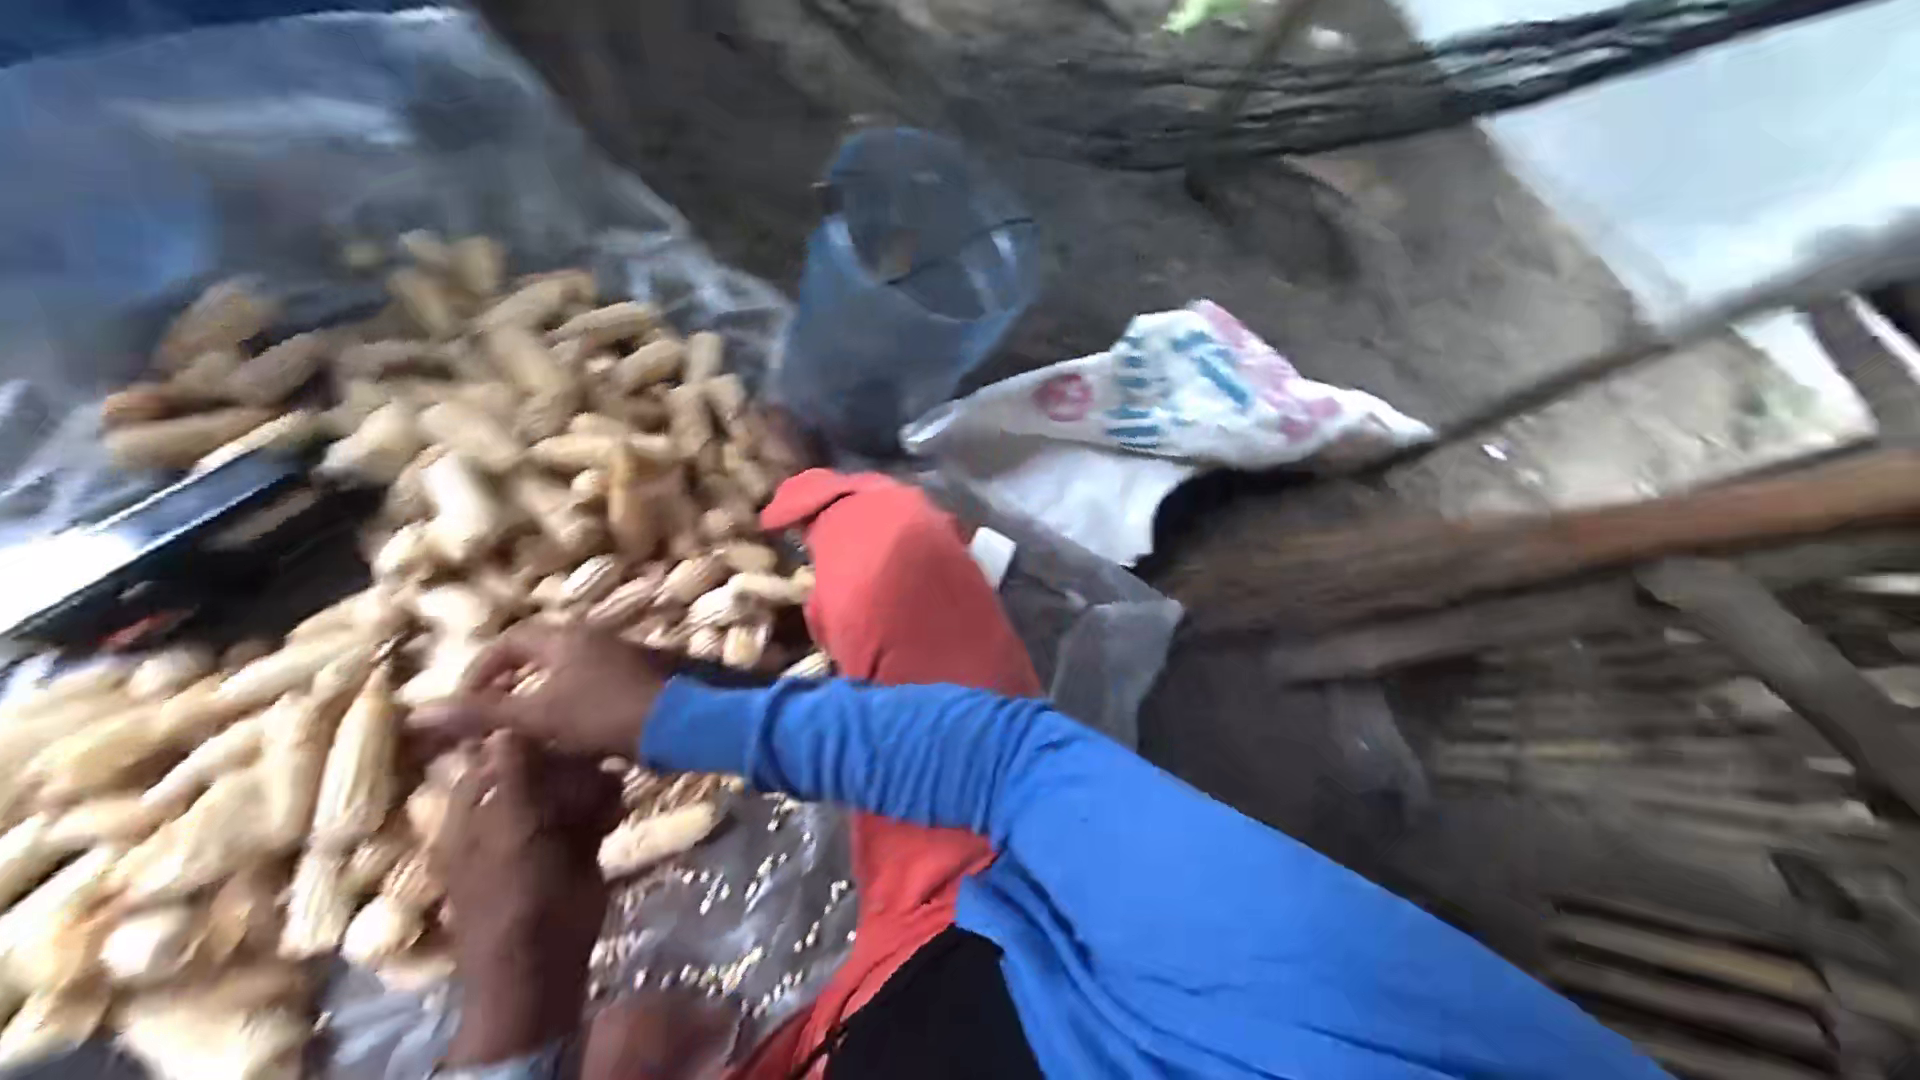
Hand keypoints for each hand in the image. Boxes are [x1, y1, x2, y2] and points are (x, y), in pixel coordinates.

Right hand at [415, 623, 677, 757]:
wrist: (676, 722)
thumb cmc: (603, 713)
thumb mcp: (537, 715)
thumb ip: (483, 712)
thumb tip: (419, 713)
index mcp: (565, 638)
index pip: (509, 641)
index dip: (480, 670)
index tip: (466, 704)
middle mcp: (592, 638)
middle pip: (537, 655)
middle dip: (508, 684)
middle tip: (491, 717)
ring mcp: (617, 655)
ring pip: (564, 671)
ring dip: (539, 696)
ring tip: (521, 730)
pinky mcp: (635, 676)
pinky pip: (589, 684)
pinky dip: (568, 703)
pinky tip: (564, 734)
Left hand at [439, 732, 622, 1066]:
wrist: (544, 959)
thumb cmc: (517, 894)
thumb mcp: (510, 831)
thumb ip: (511, 779)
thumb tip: (503, 728)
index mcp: (472, 813)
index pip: (493, 758)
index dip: (524, 739)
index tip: (560, 720)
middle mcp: (505, 816)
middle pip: (539, 768)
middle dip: (569, 765)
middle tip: (593, 766)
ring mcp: (540, 831)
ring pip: (569, 787)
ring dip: (592, 785)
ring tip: (608, 794)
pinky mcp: (573, 844)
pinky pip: (591, 810)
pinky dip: (604, 807)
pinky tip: (613, 813)